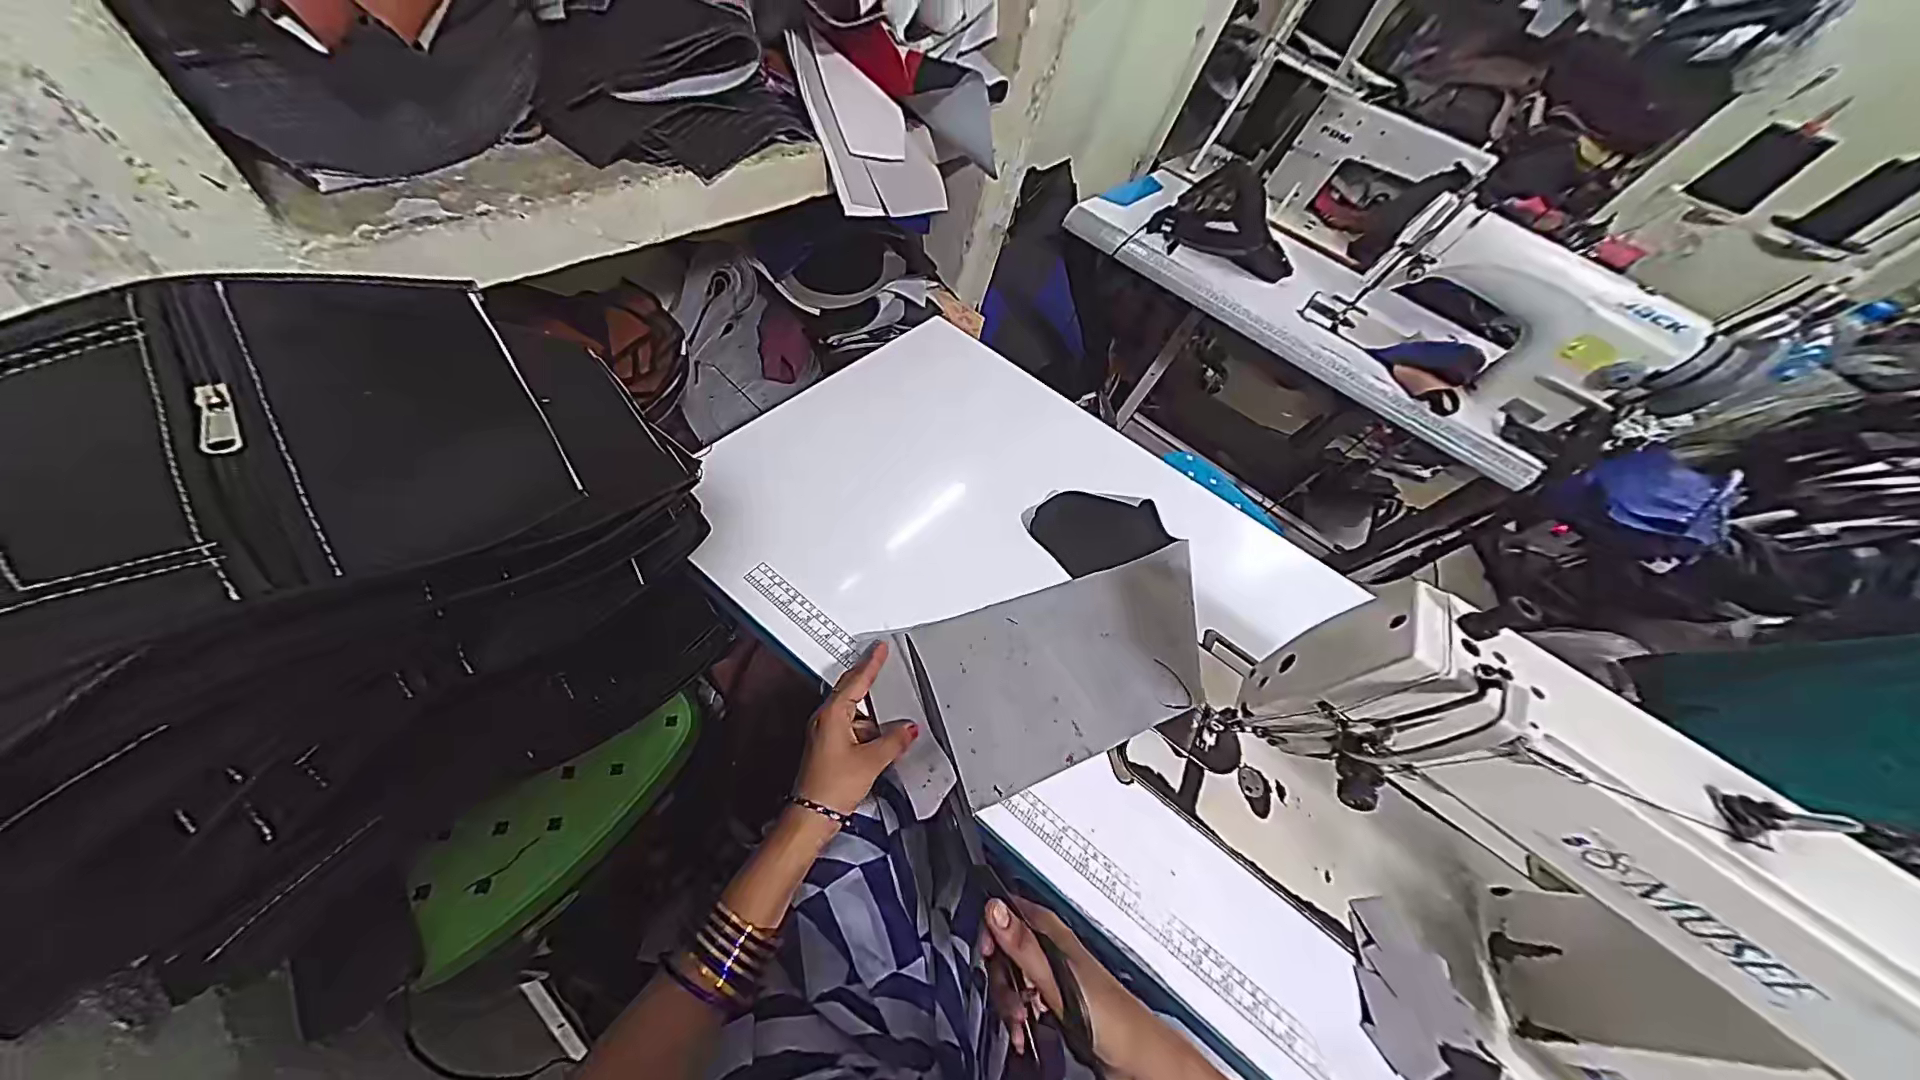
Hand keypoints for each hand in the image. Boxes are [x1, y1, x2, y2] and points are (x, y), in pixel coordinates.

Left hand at [793, 642, 918, 815]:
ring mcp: (825, 733)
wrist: (812, 814)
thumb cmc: (830, 788)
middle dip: (868, 680)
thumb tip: (907, 729)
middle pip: (850, 691)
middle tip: (882, 666)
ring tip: (891, 719)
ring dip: (871, 713)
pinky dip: (866, 729)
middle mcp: (825, 720)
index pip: (856, 680)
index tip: (879, 649)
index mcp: (833, 714)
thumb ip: (894, 741)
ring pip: (853, 712)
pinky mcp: (828, 747)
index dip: (870, 663)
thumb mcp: (872, 760)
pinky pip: (851, 727)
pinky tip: (881, 739)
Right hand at [980, 896, 1135, 1058]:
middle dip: (999, 976)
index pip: (1006, 911)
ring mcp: (1050, 971)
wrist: (1132, 1054)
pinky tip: (1023, 1029)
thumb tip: (994, 908)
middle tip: (1009, 998)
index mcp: (1049, 930)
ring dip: (1007, 1000)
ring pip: (1010, 975)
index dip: (990, 931)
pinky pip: (1021, 997)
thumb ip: (1022, 941)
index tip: (986, 955)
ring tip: (1019, 1021)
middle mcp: (1049, 946)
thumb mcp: (1055, 975)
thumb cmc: (1106, 1013)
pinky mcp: (1052, 996)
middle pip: (1004, 948)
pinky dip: (1016, 1014)